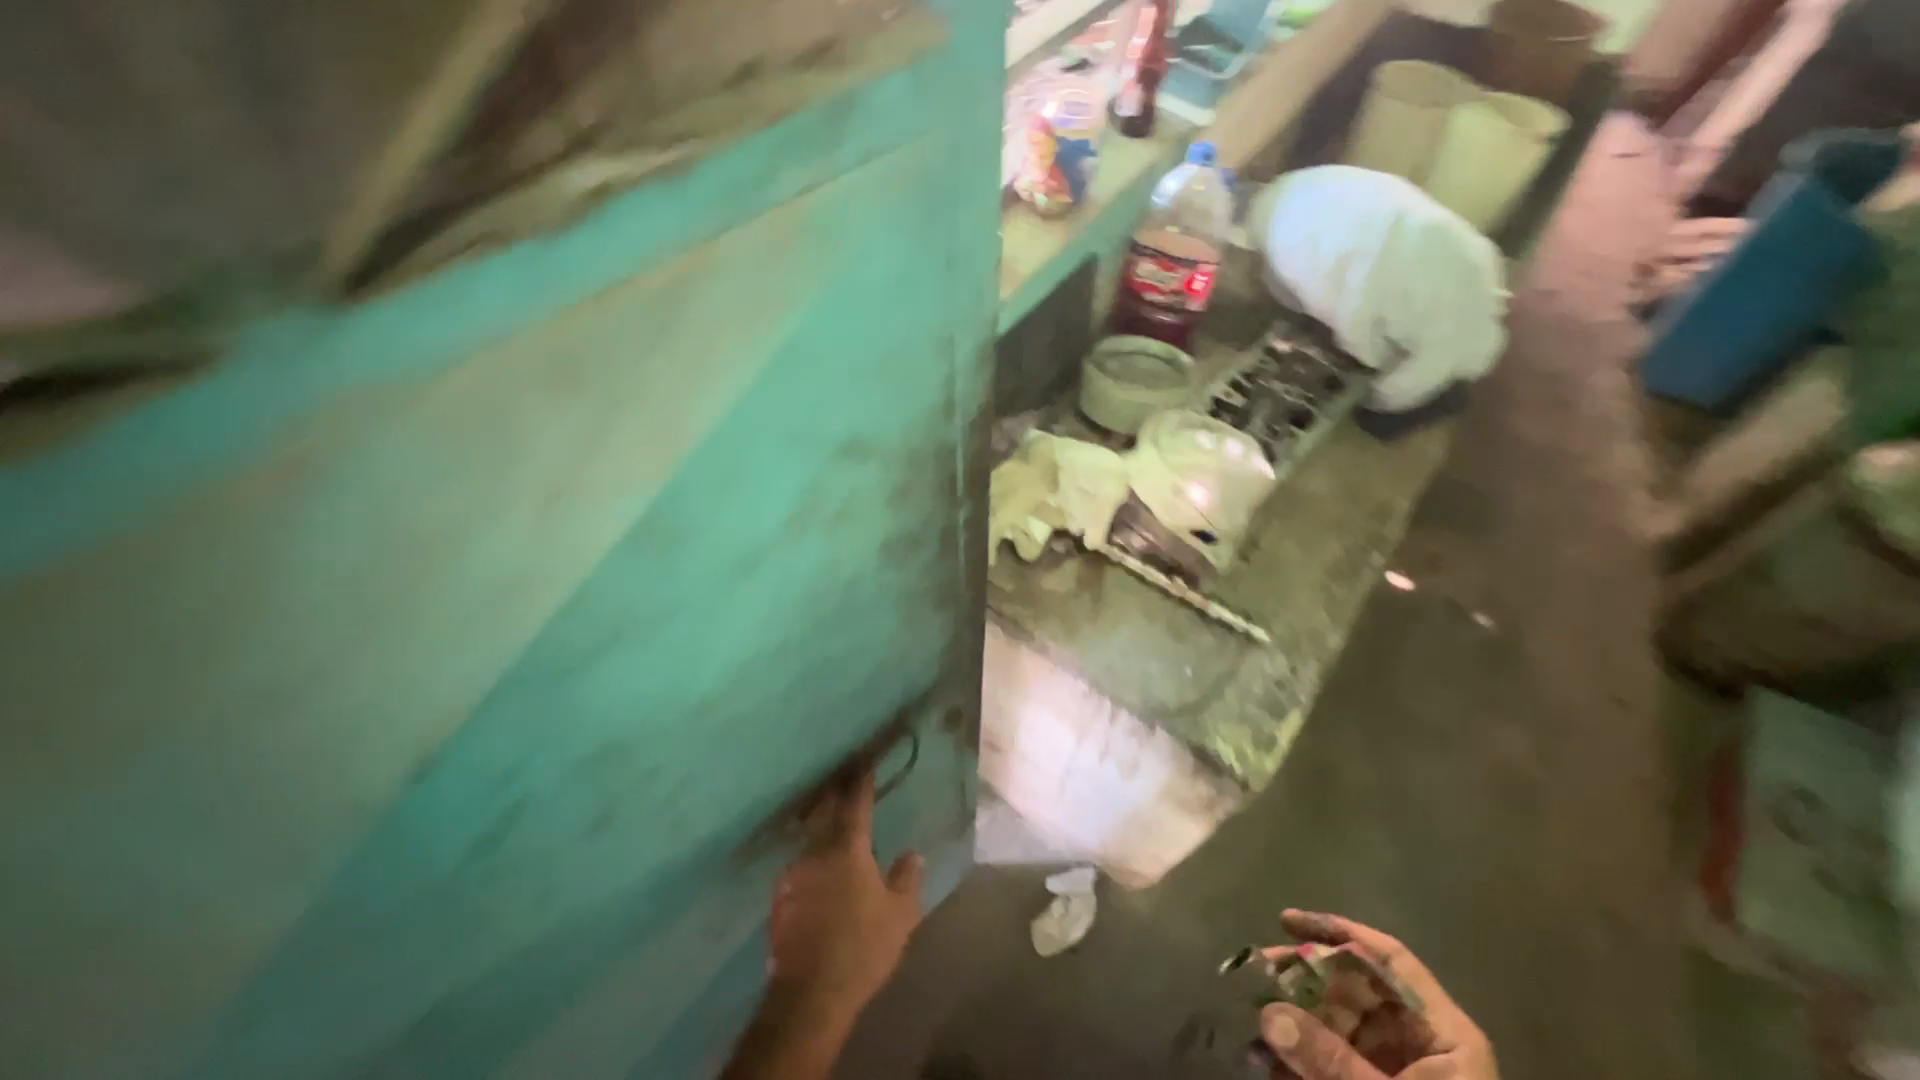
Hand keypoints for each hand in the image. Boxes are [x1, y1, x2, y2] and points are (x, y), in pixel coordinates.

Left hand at [766, 771, 923, 1026]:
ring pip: (808, 838)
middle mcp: (815, 853)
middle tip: (843, 778)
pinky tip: (815, 866)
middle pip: (824, 812)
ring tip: (830, 818)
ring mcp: (792, 874)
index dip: (861, 782)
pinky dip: (809, 856)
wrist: (810, 993)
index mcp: (848, 850)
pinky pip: (798, 865)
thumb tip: (911, 854)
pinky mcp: (779, 897)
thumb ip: (906, 878)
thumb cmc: (863, 949)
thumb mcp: (900, 915)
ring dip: (820, 824)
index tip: (864, 763)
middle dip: (835, 793)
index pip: (855, 805)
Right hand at [1258, 910, 1496, 1079]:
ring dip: (1289, 1021)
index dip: (1338, 932)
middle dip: (1301, 980)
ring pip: (1331, 1026)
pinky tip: (1258, 1063)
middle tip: (1254, 974)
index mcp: (1443, 1035)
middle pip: (1353, 990)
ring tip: (1249, 1026)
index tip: (1285, 921)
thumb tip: (1268, 1013)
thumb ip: (1330, 1062)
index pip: (1388, 960)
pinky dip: (1292, 1060)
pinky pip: (1323, 1064)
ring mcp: (1392, 1074)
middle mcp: (1417, 1044)